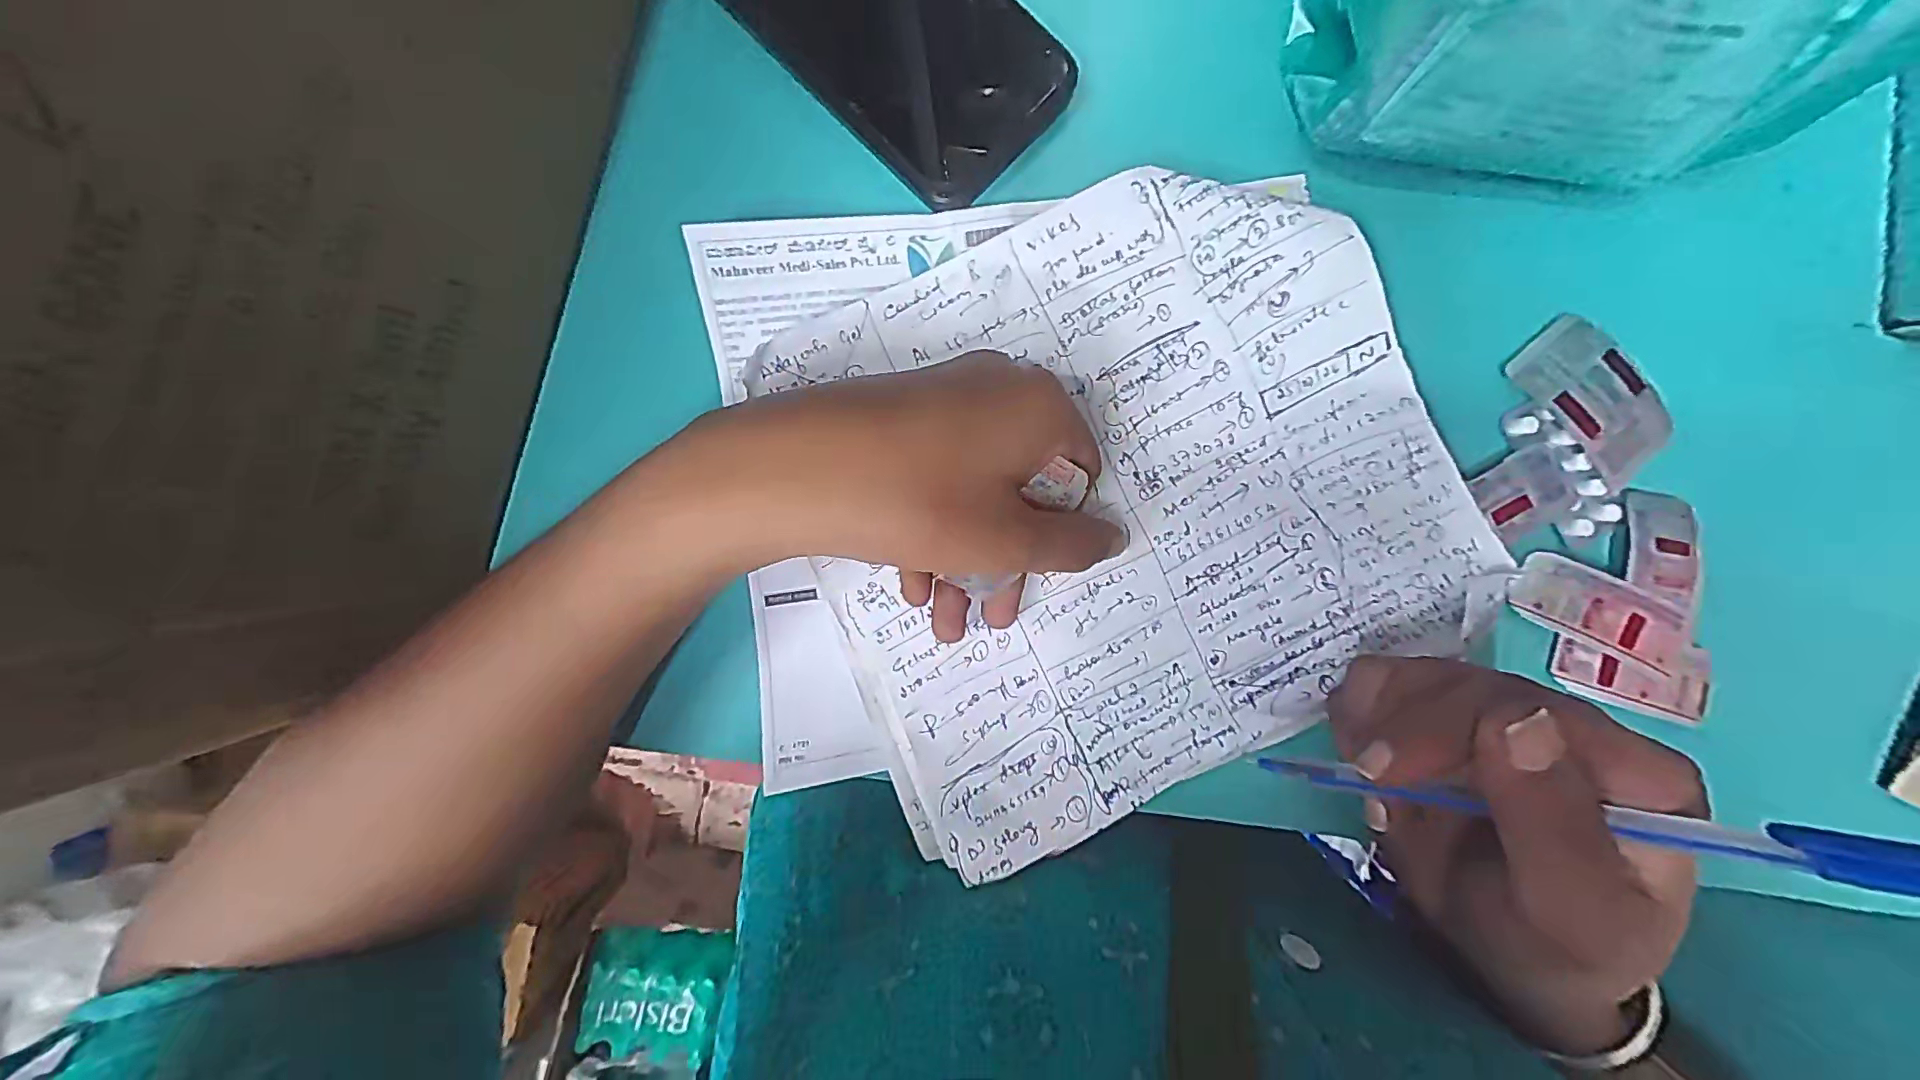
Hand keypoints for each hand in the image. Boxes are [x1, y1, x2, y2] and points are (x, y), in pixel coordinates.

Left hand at [681, 351, 1124, 639]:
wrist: (791, 468)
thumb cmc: (920, 503)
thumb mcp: (1007, 540)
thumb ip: (1072, 545)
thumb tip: (1114, 536)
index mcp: (1039, 406)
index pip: (1081, 475)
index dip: (1063, 535)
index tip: (1036, 577)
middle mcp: (997, 391)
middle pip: (1024, 489)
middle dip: (1008, 562)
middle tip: (990, 615)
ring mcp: (944, 401)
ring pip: (976, 491)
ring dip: (967, 559)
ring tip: (944, 619)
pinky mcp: (901, 421)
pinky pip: (938, 479)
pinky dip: (934, 531)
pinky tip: (912, 583)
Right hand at [1327, 656, 1705, 1055]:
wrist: (1507, 952)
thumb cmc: (1551, 944)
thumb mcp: (1570, 913)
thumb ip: (1553, 824)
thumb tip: (1520, 719)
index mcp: (1633, 772)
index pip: (1536, 712)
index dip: (1450, 729)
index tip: (1382, 771)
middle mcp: (1568, 725)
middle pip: (1469, 687)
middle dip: (1402, 727)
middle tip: (1362, 774)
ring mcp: (1500, 710)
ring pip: (1422, 674)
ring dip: (1376, 716)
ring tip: (1361, 770)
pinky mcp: (1446, 713)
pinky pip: (1391, 681)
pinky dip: (1361, 708)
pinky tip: (1356, 748)